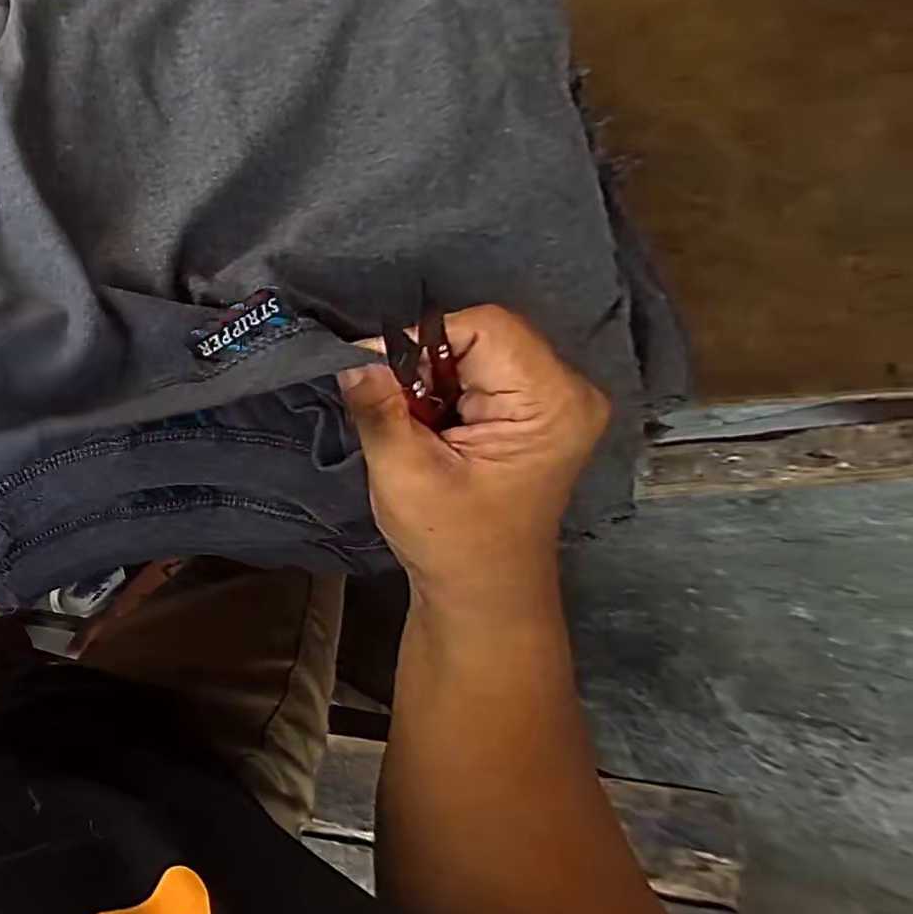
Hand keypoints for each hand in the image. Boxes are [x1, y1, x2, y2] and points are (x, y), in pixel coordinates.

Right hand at [337, 305, 609, 596]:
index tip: (369, 369)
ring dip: (421, 381)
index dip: (419, 339)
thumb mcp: (404, 472)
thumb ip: (378, 409)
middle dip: (418, 364)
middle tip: (387, 406)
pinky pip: (471, 377)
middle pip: (480, 337)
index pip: (486, 327)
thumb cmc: (450, 538)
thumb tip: (351, 360)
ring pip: (469, 355)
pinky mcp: (523, 414)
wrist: (479, 586)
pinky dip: (431, 393)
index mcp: (549, 403)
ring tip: (404, 423)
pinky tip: (419, 426)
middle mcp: (562, 392)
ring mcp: (546, 402)